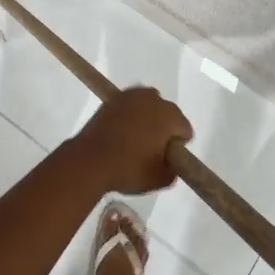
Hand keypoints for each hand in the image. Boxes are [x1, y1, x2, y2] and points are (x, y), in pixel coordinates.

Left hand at [68, 87, 192, 194]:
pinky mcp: (113, 99)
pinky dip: (130, 115)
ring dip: (148, 118)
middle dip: (164, 129)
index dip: (178, 145)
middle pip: (168, 114)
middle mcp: (153, 99)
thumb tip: (170, 164)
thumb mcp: (160, 179)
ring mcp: (131, 96)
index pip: (184, 129)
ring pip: (148, 106)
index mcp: (169, 116)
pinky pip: (130, 105)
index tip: (166, 157)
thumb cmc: (128, 169)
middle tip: (152, 150)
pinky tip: (123, 131)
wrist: (89, 160)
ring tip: (136, 139)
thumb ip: (173, 170)